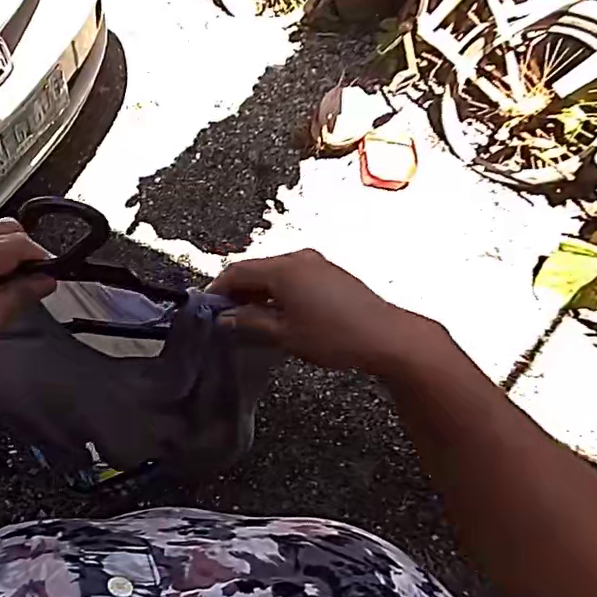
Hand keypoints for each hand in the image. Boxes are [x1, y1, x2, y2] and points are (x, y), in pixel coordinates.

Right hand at [207, 250, 444, 374]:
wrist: (387, 338)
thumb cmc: (336, 336)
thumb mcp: (283, 334)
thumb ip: (249, 321)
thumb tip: (228, 317)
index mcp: (284, 269)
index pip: (237, 271)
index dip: (218, 288)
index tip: (209, 305)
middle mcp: (299, 259)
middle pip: (255, 268)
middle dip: (237, 289)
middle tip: (225, 313)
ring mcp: (317, 263)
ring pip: (274, 272)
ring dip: (257, 290)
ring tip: (249, 316)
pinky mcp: (329, 273)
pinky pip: (292, 275)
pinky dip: (277, 290)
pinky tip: (276, 311)